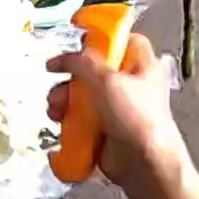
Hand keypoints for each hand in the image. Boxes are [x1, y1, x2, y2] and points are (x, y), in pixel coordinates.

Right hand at [47, 33, 187, 196]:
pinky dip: (66, 115)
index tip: (77, 33)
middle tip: (56, 74)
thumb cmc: (134, 116)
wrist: (143, 165)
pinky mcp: (103, 126)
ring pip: (81, 91)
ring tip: (56, 107)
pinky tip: (57, 119)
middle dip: (70, 72)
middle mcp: (130, 82)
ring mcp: (115, 106)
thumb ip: (83, 61)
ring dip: (63, 96)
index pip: (123, 39)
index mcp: (141, 65)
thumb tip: (65, 57)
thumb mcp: (107, 80)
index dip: (102, 34)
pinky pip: (79, 114)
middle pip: (93, 66)